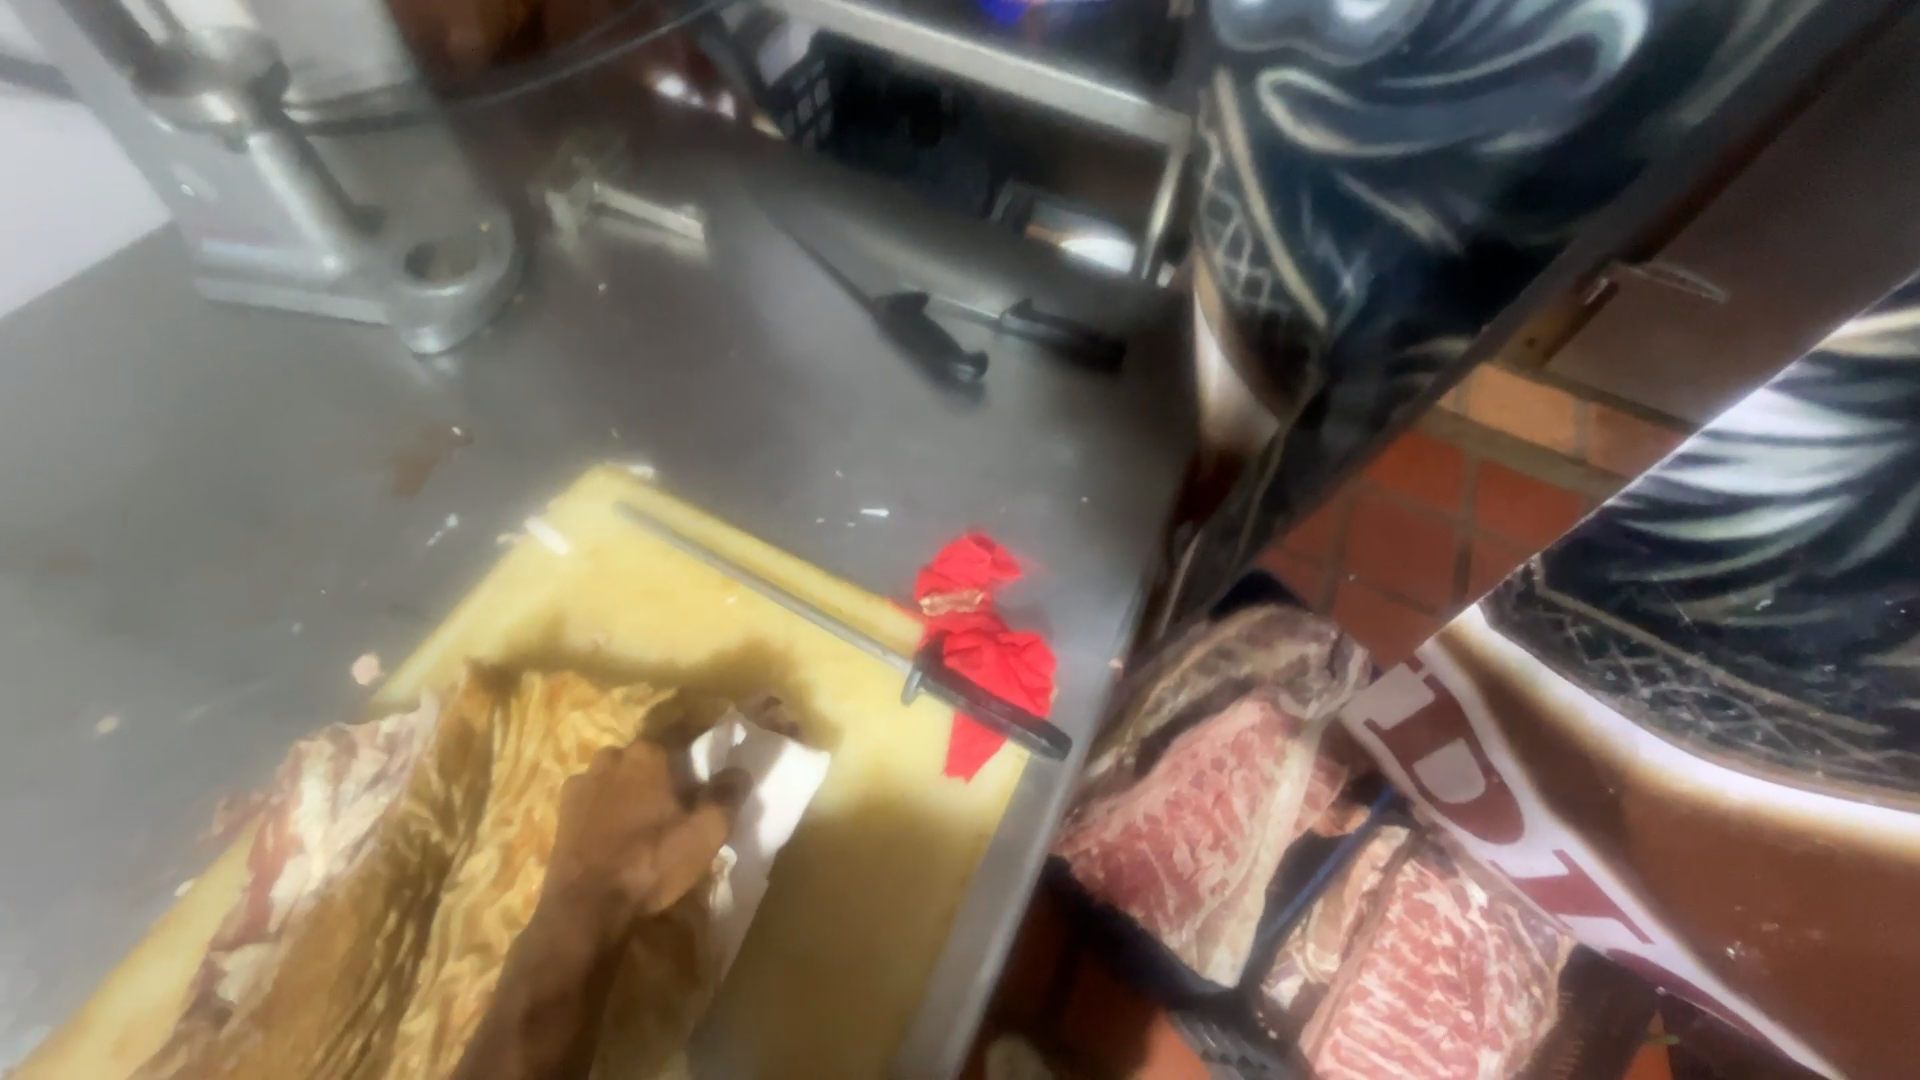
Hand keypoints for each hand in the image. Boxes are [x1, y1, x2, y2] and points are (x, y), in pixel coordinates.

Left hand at [543, 738, 749, 936]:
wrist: (585, 908)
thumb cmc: (652, 861)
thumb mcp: (706, 832)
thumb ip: (727, 794)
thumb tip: (739, 771)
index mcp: (648, 752)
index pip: (683, 737)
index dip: (698, 758)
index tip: (707, 780)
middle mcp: (612, 756)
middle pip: (649, 758)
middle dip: (664, 776)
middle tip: (678, 807)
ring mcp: (582, 782)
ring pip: (619, 777)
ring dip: (632, 791)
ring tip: (644, 824)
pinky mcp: (562, 810)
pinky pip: (595, 798)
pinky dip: (607, 809)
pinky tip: (616, 835)